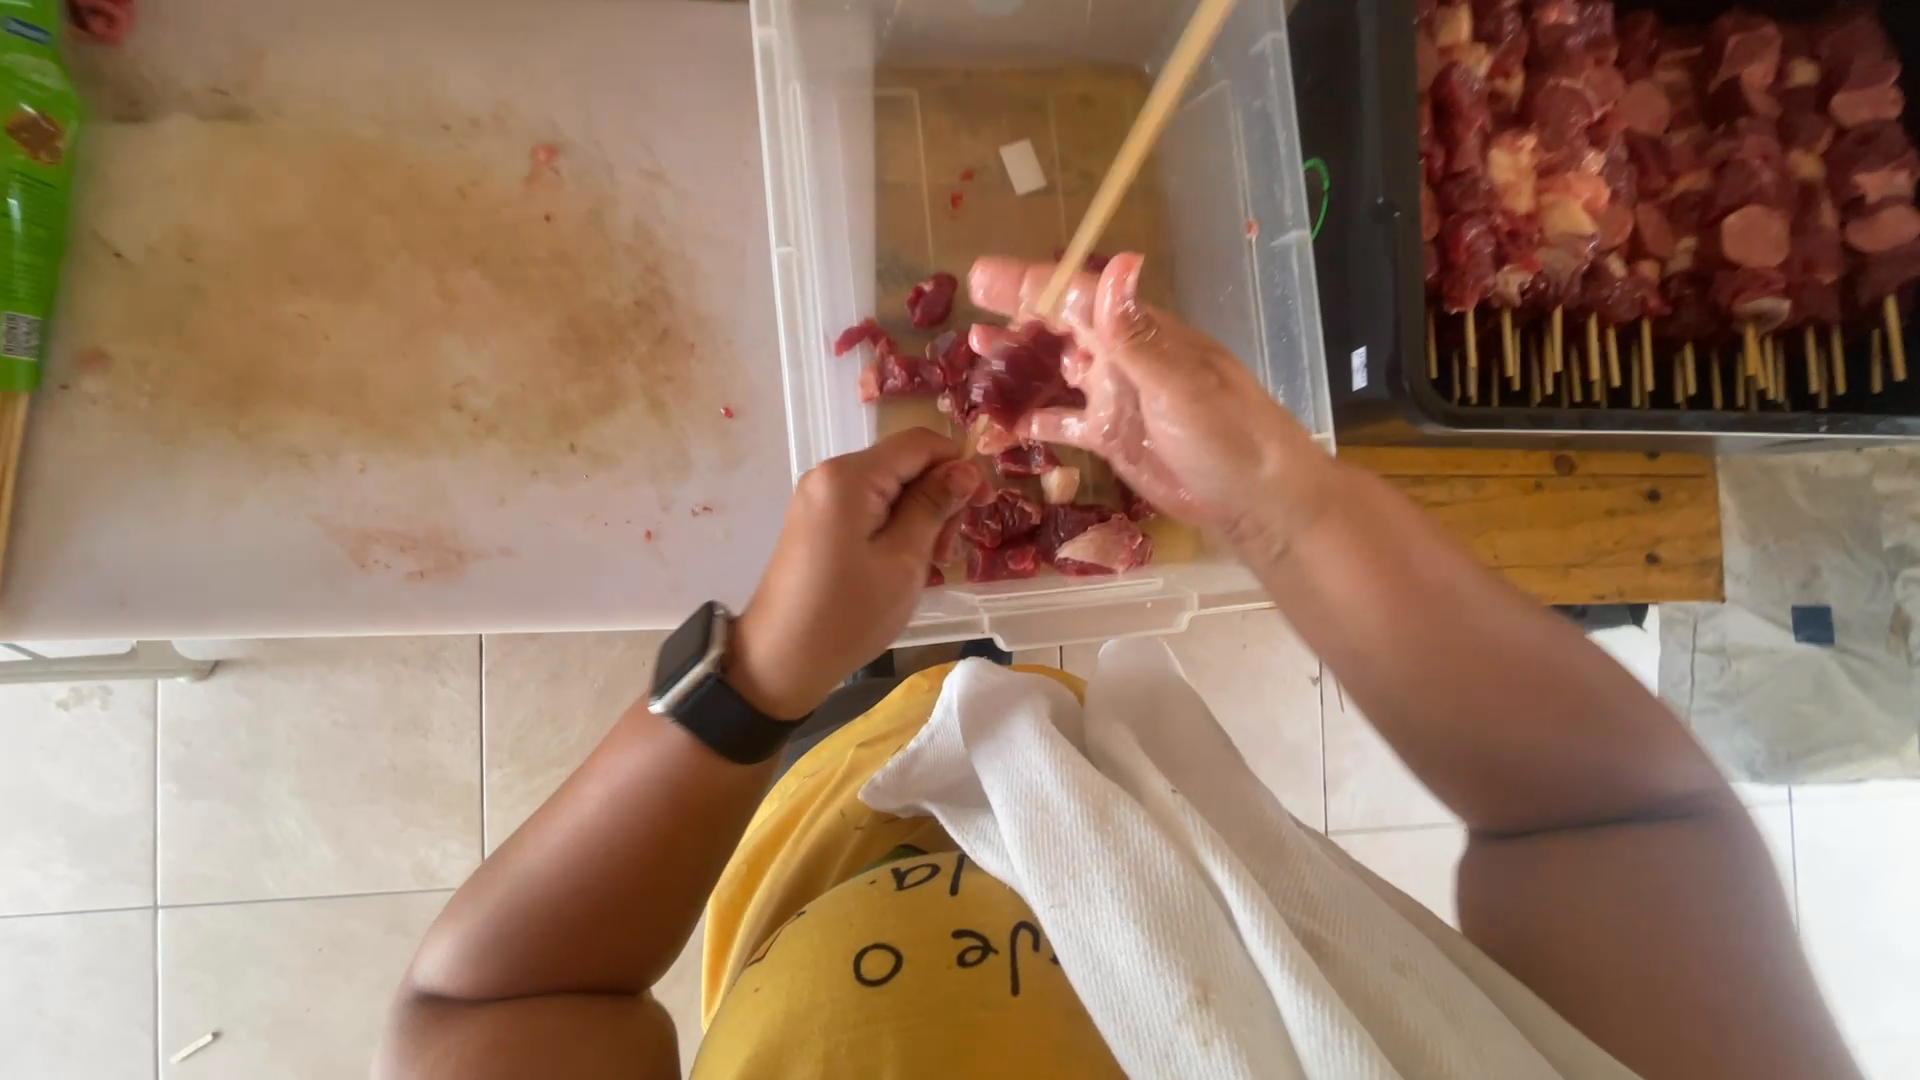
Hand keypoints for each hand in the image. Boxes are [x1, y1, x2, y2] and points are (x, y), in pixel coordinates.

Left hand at [728, 428, 991, 719]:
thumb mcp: (903, 561)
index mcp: (850, 476)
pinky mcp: (817, 523)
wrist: (779, 661)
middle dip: (938, 497)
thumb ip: (934, 507)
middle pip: (904, 464)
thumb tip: (965, 469)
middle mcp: (831, 475)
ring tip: (930, 565)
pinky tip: (904, 564)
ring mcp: (820, 499)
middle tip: (949, 552)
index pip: (920, 443)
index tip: (983, 505)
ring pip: (889, 488)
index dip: (959, 466)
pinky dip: (895, 528)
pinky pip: (868, 508)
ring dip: (920, 517)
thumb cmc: (848, 614)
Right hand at [968, 254, 1334, 551]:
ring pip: (1054, 375)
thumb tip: (1119, 262)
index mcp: (1138, 335)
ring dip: (1018, 369)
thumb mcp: (1179, 383)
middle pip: (1058, 331)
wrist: (1254, 497)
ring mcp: (1114, 398)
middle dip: (1015, 323)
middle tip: (968, 327)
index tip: (980, 277)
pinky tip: (1002, 428)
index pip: (1074, 298)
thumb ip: (1137, 334)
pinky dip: (1032, 424)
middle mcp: (1121, 359)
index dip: (1026, 285)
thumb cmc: (1227, 434)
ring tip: (975, 364)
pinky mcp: (1110, 436)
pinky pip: (1061, 423)